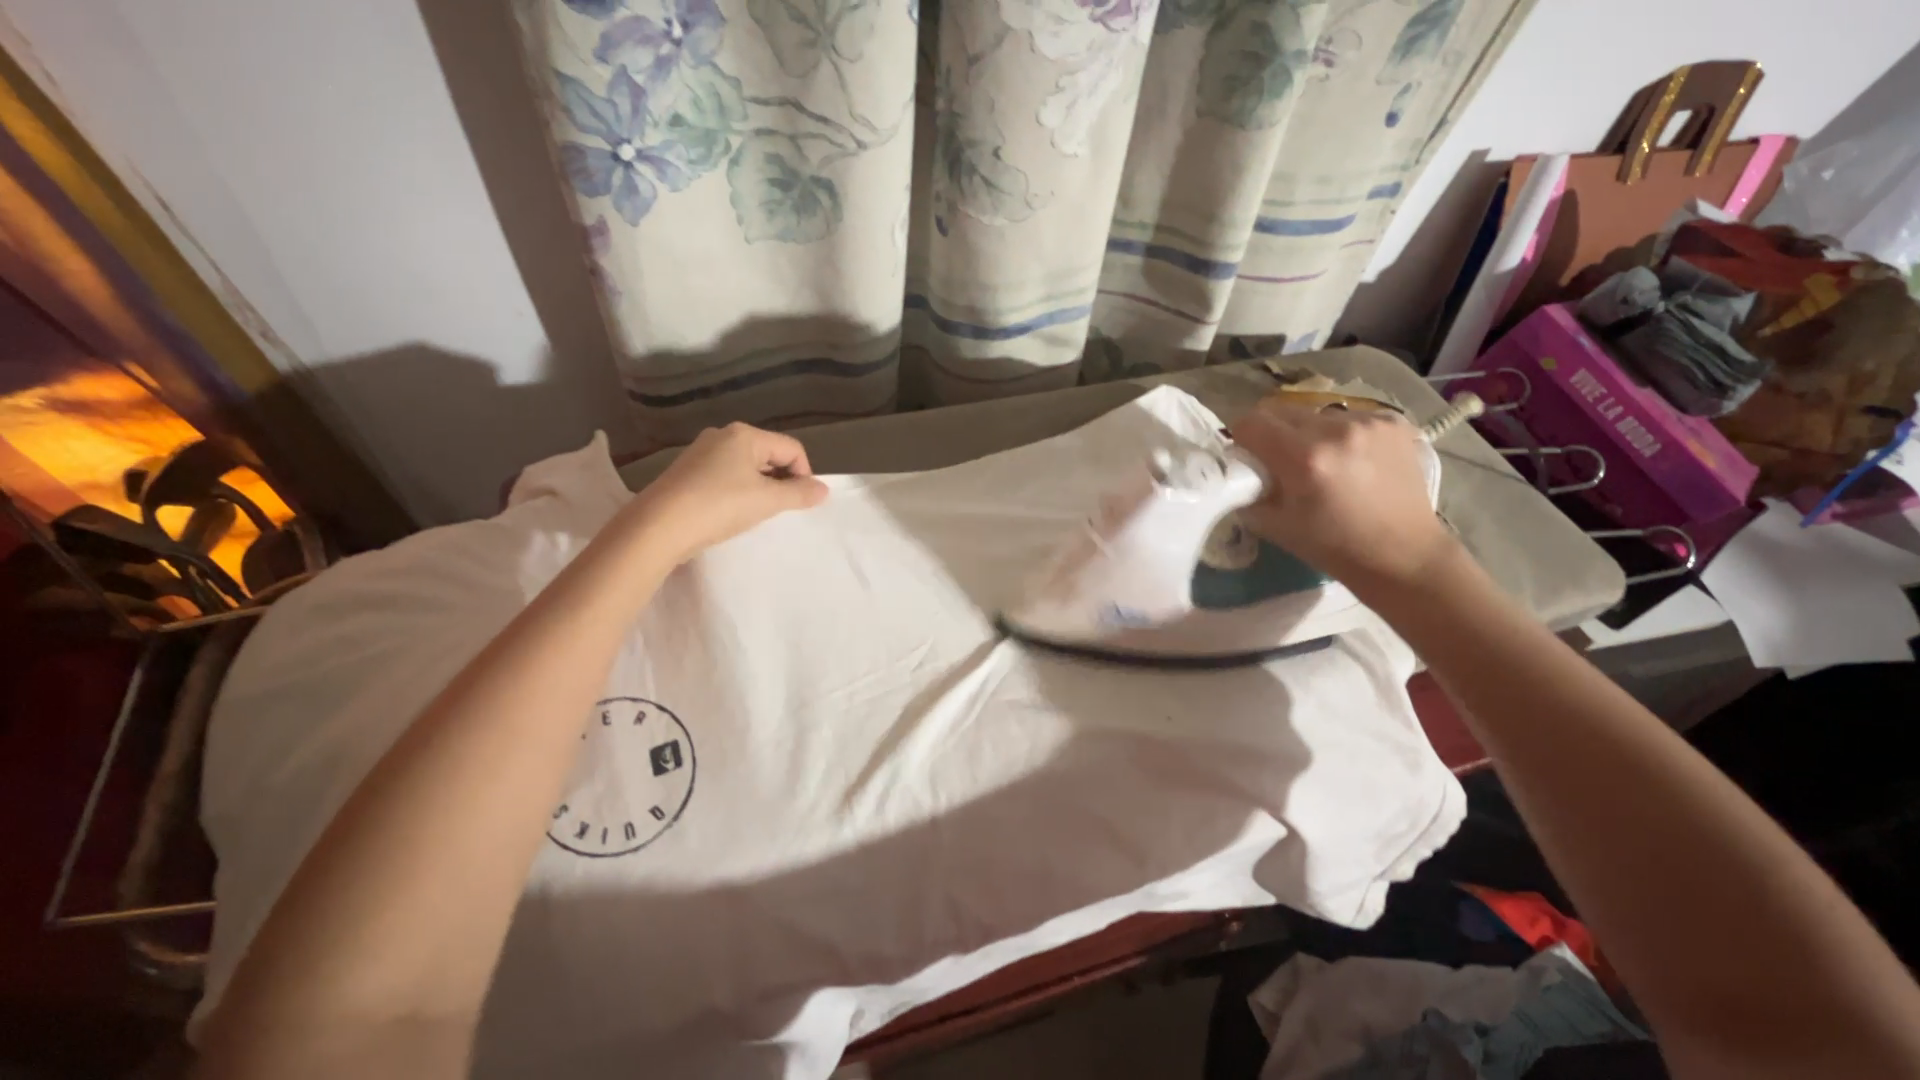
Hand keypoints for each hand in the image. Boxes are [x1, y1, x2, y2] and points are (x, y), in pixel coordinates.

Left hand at [624, 422, 828, 562]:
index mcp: (745, 434)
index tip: (801, 503)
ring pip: (746, 467)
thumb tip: (823, 489)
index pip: (791, 449)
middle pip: (768, 455)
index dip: (804, 475)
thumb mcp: (766, 501)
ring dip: (758, 489)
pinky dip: (736, 493)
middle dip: (780, 481)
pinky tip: (729, 514)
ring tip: (754, 514)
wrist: (658, 526)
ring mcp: (701, 453)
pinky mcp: (686, 473)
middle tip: (779, 510)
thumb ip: (799, 494)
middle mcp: (722, 436)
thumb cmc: (719, 506)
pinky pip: (725, 477)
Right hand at [1229, 402, 1456, 588]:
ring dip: (1311, 434)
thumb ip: (1249, 493)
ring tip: (1326, 464)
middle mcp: (1336, 430)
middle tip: (1284, 463)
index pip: (1251, 423)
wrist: (1403, 555)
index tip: (1249, 458)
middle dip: (1275, 435)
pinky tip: (1355, 461)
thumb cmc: (1335, 547)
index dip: (1242, 440)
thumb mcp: (1276, 527)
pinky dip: (1343, 435)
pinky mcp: (1393, 422)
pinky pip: (1350, 418)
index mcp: (1304, 458)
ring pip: (1317, 414)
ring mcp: (1370, 422)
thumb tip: (1240, 472)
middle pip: (1282, 411)